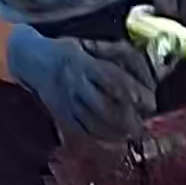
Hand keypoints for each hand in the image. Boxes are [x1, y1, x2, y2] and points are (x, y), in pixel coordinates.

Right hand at [5, 27, 155, 138]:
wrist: (33, 60)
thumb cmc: (73, 53)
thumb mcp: (92, 46)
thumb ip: (120, 58)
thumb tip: (151, 73)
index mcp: (83, 63)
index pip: (113, 81)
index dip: (134, 93)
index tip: (149, 101)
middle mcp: (74, 85)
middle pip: (107, 110)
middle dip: (129, 120)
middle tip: (143, 124)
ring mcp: (68, 104)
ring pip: (98, 127)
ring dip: (120, 133)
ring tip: (132, 132)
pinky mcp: (65, 119)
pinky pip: (88, 135)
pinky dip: (106, 138)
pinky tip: (117, 137)